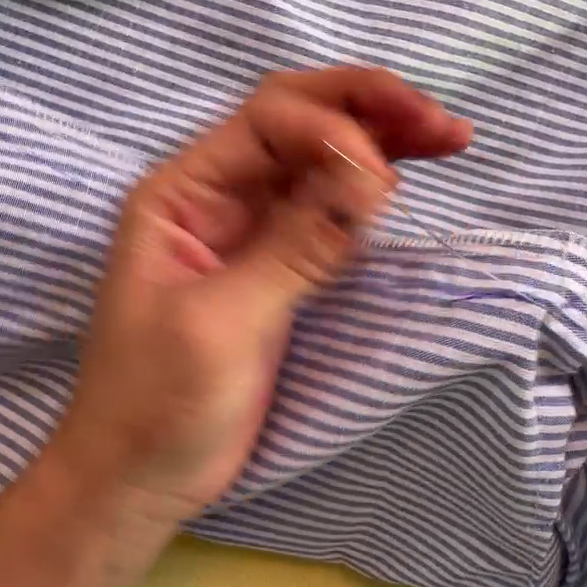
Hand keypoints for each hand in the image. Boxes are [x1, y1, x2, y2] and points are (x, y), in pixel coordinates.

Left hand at [52, 68, 472, 524]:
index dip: (332, 132)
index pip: (266, 121)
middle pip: (297, 123)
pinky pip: (325, 210)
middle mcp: (214, 196)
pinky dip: (366, 192)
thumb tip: (370, 176)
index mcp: (180, 193)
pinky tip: (405, 178)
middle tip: (444, 126)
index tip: (382, 184)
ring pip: (318, 161)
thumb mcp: (221, 323)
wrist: (138, 474)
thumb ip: (293, 248)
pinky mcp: (275, 266)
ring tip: (448, 138)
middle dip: (369, 112)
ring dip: (379, 141)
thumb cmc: (155, 403)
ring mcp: (246, 230)